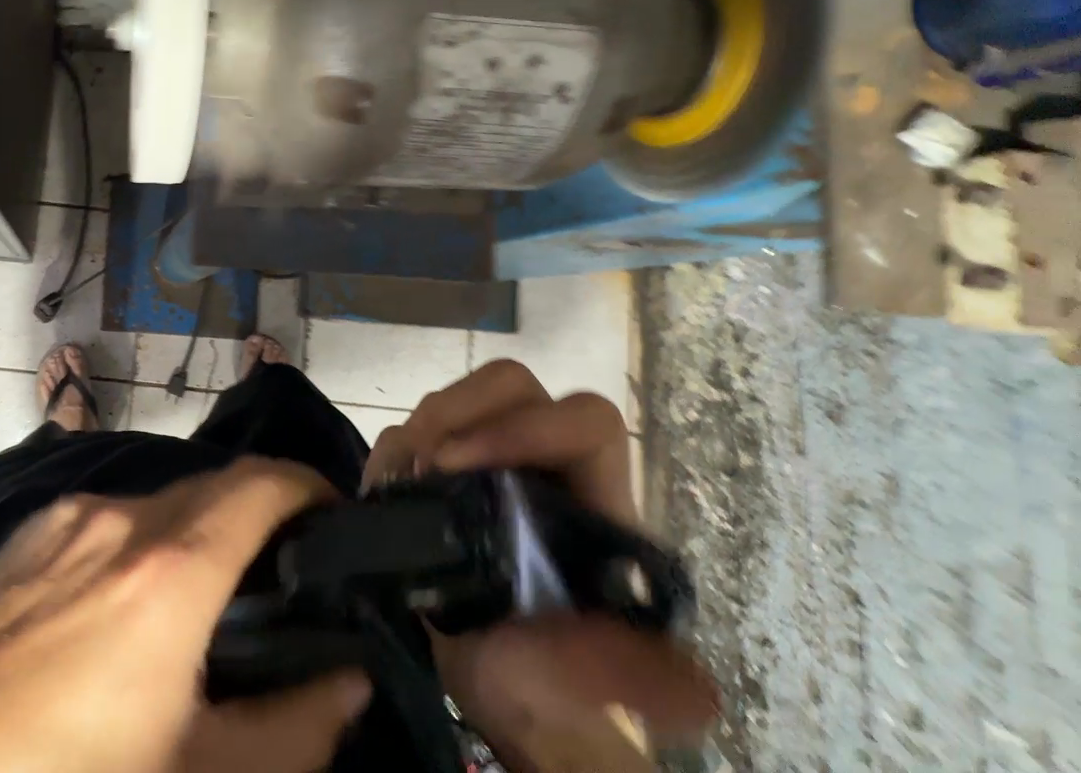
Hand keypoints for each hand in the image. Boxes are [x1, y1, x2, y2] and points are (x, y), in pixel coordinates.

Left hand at [0, 458, 372, 772]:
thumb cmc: (73, 766)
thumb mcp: (201, 768)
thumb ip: (294, 727)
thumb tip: (348, 680)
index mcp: (171, 567)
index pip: (261, 484)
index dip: (309, 487)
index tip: (334, 516)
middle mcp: (120, 519)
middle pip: (213, 488)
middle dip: (259, 513)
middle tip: (284, 569)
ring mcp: (67, 518)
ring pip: (158, 502)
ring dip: (196, 530)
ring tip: (205, 593)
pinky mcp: (28, 532)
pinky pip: (107, 518)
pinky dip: (140, 540)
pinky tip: (127, 598)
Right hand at [363, 360, 719, 769]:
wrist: (486, 682)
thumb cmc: (543, 680)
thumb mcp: (585, 686)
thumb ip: (627, 677)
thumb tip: (695, 694)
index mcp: (594, 498)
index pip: (584, 421)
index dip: (526, 427)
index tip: (457, 464)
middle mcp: (543, 465)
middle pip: (512, 386)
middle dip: (457, 414)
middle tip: (421, 467)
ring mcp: (486, 461)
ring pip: (455, 400)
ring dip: (419, 435)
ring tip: (399, 488)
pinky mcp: (437, 470)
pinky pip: (408, 431)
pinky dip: (390, 455)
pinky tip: (385, 496)